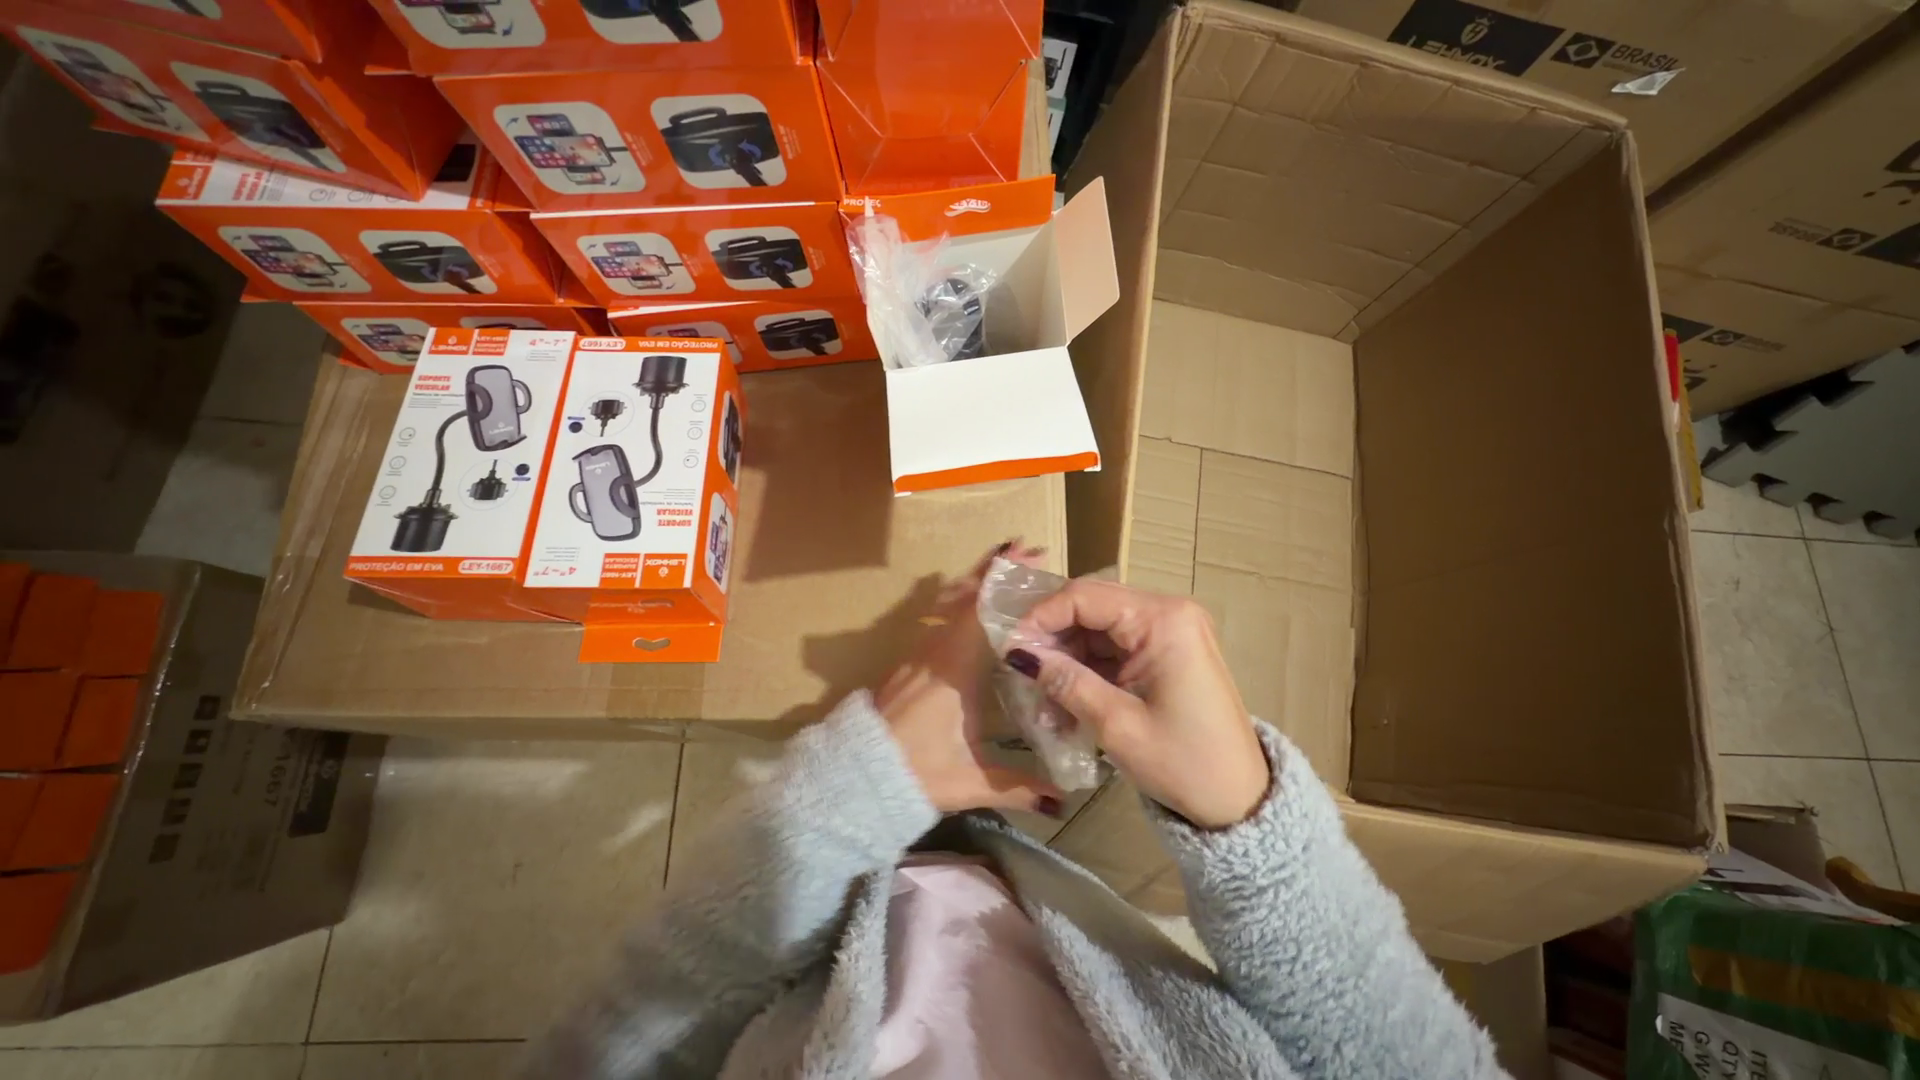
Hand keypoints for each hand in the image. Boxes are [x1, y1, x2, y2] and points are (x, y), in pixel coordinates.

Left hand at [874, 544, 1064, 817]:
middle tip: (1027, 550)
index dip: (1002, 579)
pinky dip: (959, 608)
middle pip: (964, 599)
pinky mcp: (905, 668)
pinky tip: (972, 616)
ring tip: (1004, 573)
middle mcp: (932, 654)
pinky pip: (938, 624)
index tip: (1028, 553)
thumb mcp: (969, 782)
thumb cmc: (912, 775)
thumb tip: (1061, 799)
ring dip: (975, 588)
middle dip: (994, 573)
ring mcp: (915, 658)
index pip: (979, 611)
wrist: (853, 779)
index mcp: (952, 670)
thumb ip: (1017, 786)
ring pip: (947, 609)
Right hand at [1007, 581, 1268, 828]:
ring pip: (1098, 630)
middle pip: (1091, 607)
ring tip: (1039, 696)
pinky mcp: (1166, 654)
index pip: (1084, 597)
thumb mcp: (1116, 724)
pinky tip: (1063, 699)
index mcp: (1163, 620)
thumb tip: (1018, 654)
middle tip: (1019, 672)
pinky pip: (1114, 649)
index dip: (1040, 617)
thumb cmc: (1183, 763)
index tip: (1008, 648)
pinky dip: (1087, 670)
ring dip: (1066, 658)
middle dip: (1051, 638)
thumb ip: (1066, 681)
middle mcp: (1168, 613)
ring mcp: (1169, 632)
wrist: (1239, 800)